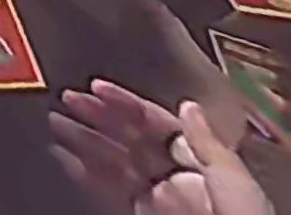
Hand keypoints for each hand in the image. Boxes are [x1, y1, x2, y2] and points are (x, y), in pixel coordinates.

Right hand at [50, 81, 270, 214]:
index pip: (159, 125)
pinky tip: (59, 155)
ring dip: (81, 139)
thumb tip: (188, 104)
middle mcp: (176, 181)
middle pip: (129, 138)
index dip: (127, 103)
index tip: (94, 87)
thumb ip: (211, 148)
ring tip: (53, 122)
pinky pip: (104, 191)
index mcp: (203, 171)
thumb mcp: (238, 192)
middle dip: (97, 116)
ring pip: (111, 161)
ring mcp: (155, 203)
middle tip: (66, 99)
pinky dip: (80, 171)